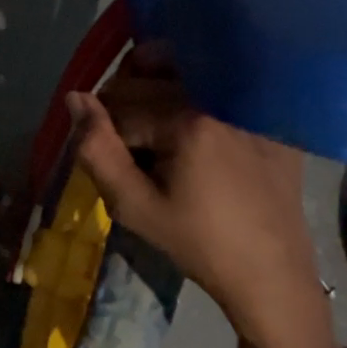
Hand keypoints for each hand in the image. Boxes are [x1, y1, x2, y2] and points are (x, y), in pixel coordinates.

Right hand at [67, 50, 323, 341]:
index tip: (110, 163)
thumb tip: (75, 98)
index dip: (103, 133)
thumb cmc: (196, 243)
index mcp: (185, 119)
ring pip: (183, 77)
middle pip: (150, 81)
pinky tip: (198, 139)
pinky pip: (219, 90)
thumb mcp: (133, 206)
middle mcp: (220, 96)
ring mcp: (250, 103)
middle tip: (131, 153)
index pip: (119, 103)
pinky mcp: (271, 116)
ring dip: (158, 95)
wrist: (270, 270)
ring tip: (158, 136)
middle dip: (127, 109)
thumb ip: (96, 150)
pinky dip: (197, 101)